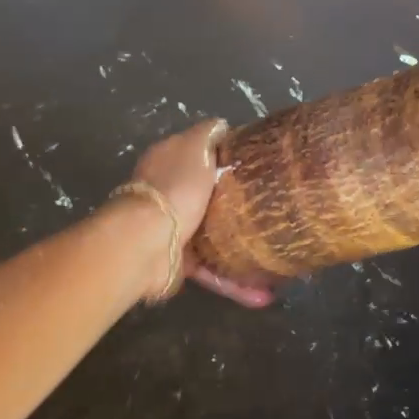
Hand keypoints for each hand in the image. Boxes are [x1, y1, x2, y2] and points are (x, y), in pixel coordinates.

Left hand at [112, 119, 273, 308]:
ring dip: (242, 249)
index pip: (200, 154)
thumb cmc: (174, 188)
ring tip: (274, 255)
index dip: (227, 156)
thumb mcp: (194, 148)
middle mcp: (170, 195)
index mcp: (170, 163)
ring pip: (215, 237)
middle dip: (238, 204)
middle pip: (210, 196)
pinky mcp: (180, 264)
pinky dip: (235, 284)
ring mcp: (174, 231)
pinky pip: (213, 272)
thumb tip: (221, 125)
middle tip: (273, 208)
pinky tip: (263, 294)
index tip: (258, 163)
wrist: (144, 244)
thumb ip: (207, 133)